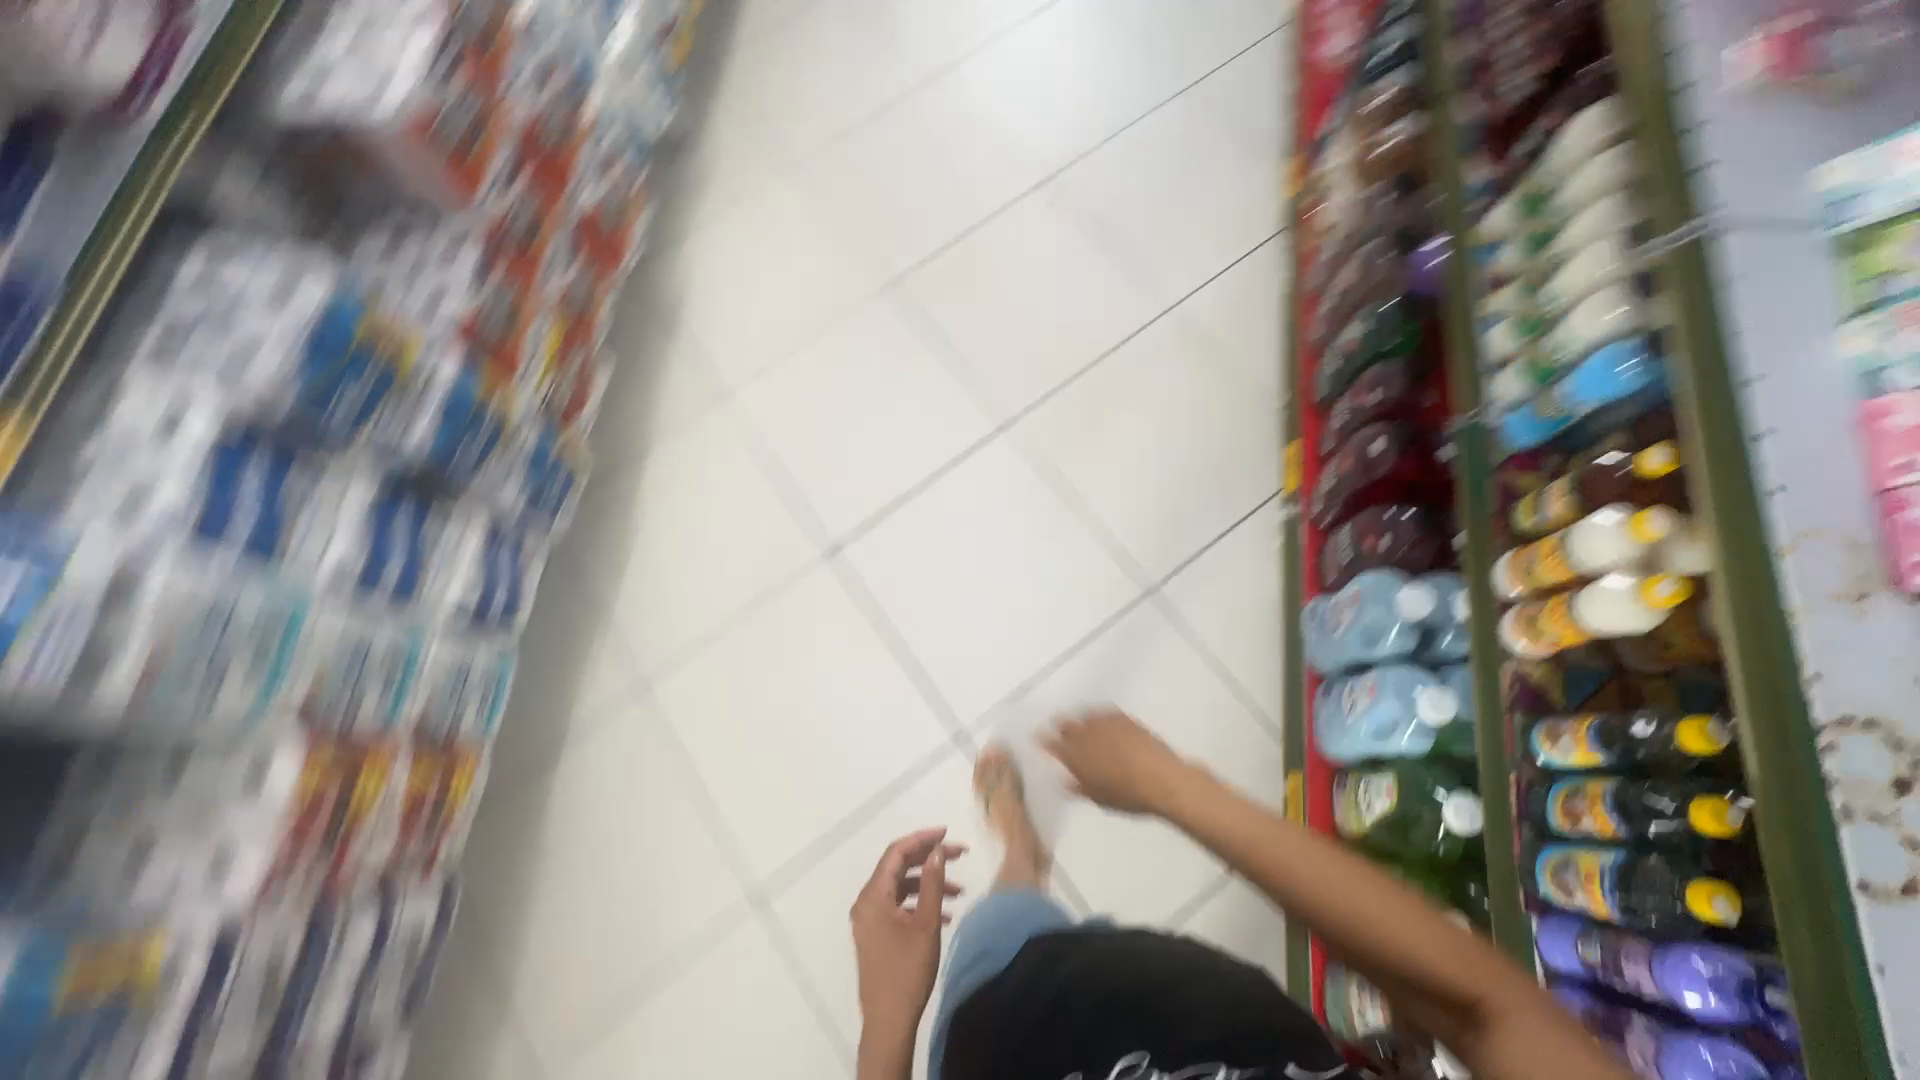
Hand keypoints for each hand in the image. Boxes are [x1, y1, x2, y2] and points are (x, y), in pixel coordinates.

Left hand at [850, 827, 964, 1045]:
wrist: (888, 1021)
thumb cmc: (907, 971)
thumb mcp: (926, 924)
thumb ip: (932, 884)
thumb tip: (937, 851)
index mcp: (873, 895)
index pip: (896, 852)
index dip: (922, 839)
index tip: (948, 834)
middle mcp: (866, 902)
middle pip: (897, 867)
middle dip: (928, 859)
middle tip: (959, 856)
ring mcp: (868, 919)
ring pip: (899, 888)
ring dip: (927, 883)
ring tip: (958, 891)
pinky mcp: (875, 934)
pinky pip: (897, 906)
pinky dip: (918, 903)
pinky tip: (944, 914)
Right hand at [1045, 706, 1193, 814]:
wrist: (1162, 780)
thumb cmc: (1127, 796)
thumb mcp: (1098, 798)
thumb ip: (1079, 787)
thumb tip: (1066, 782)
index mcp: (1075, 755)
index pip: (1051, 743)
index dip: (1043, 740)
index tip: (1038, 738)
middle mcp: (1086, 735)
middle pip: (1066, 724)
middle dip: (1060, 727)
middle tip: (1060, 732)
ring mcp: (1106, 724)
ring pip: (1084, 715)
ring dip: (1080, 719)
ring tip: (1081, 725)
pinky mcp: (1125, 719)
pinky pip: (1105, 712)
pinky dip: (1100, 716)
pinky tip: (1103, 721)